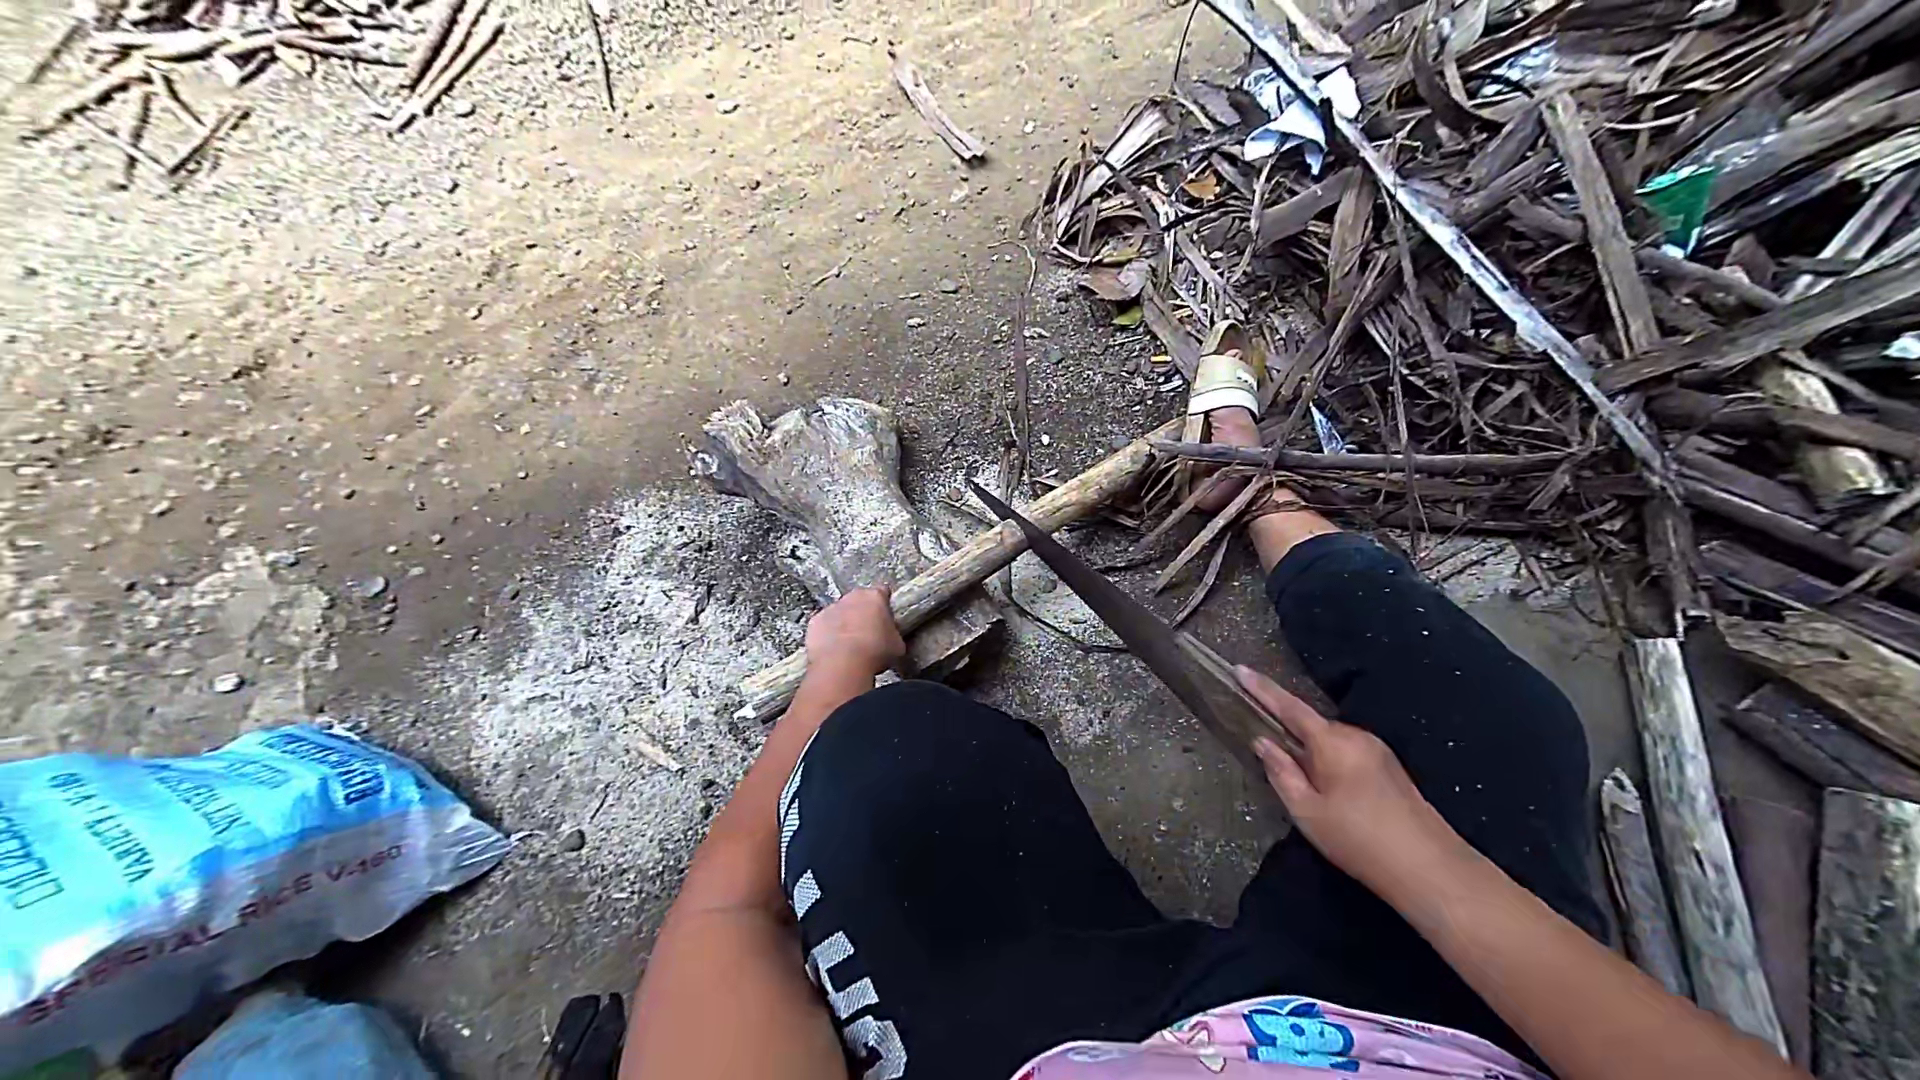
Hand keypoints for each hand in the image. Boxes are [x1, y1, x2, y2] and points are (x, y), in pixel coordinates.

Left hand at [805, 586, 905, 679]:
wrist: (842, 664)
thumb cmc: (874, 651)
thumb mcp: (897, 645)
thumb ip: (894, 634)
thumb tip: (891, 636)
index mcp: (875, 597)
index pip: (883, 592)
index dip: (885, 604)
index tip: (886, 616)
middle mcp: (852, 597)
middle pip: (859, 600)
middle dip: (862, 613)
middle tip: (868, 633)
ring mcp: (830, 608)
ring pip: (839, 612)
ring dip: (844, 623)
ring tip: (849, 645)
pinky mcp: (814, 622)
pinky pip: (824, 626)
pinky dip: (828, 634)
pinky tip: (833, 650)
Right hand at [1235, 665, 1468, 896]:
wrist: (1432, 871)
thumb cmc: (1360, 840)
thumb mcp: (1306, 811)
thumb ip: (1280, 771)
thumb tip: (1263, 742)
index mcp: (1333, 743)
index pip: (1289, 707)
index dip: (1262, 688)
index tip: (1239, 669)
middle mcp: (1357, 737)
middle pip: (1310, 725)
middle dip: (1287, 732)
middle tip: (1266, 755)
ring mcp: (1377, 751)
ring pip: (1329, 741)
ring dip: (1309, 751)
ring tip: (1302, 786)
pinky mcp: (1388, 768)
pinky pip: (1345, 752)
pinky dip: (1328, 761)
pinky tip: (1328, 792)